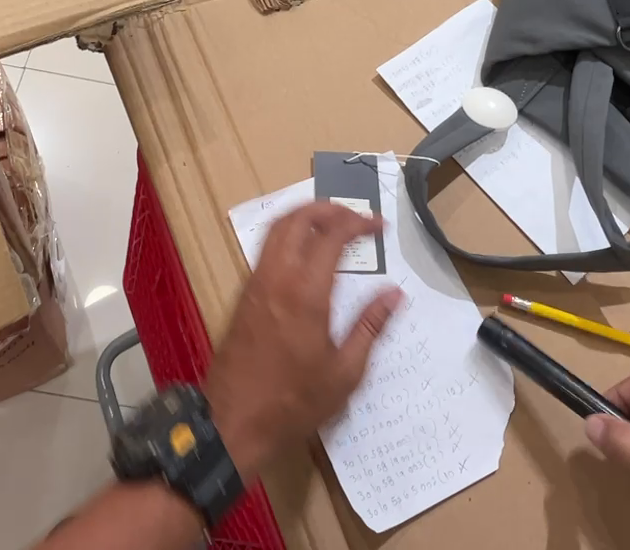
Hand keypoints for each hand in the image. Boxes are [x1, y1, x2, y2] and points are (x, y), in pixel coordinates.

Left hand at [204, 203, 403, 481]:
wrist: (234, 421)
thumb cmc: (295, 401)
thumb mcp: (344, 372)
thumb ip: (370, 326)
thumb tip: (394, 294)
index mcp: (306, 292)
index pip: (332, 235)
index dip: (359, 223)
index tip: (380, 225)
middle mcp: (277, 276)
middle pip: (298, 218)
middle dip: (329, 208)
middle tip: (355, 217)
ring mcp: (256, 282)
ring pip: (277, 227)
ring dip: (305, 216)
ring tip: (331, 224)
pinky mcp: (245, 293)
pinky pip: (266, 247)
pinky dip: (288, 234)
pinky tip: (305, 252)